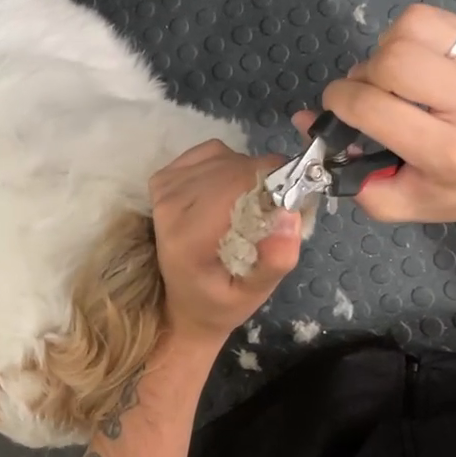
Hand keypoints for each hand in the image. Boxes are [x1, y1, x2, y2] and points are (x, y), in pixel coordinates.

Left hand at [149, 140, 301, 347]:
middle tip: (275, 209)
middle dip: (264, 179)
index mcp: (188, 237)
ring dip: (247, 173)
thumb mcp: (254, 295)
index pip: (235, 183)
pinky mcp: (165, 177)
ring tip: (252, 204)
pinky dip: (228, 164)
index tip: (291, 202)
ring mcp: (164, 188)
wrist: (182, 304)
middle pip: (232, 166)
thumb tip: (290, 215)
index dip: (272, 182)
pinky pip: (209, 152)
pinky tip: (230, 191)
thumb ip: (274, 261)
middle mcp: (170, 206)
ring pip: (224, 156)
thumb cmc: (220, 301)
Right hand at [306, 4, 455, 230]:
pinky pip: (433, 18)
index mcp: (450, 151)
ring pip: (411, 25)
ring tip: (394, 75)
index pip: (373, 106)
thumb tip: (305, 120)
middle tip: (369, 92)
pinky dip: (411, 35)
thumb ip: (345, 171)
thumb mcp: (398, 201)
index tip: (337, 109)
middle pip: (393, 58)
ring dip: (387, 47)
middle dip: (364, 72)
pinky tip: (419, 63)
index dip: (339, 101)